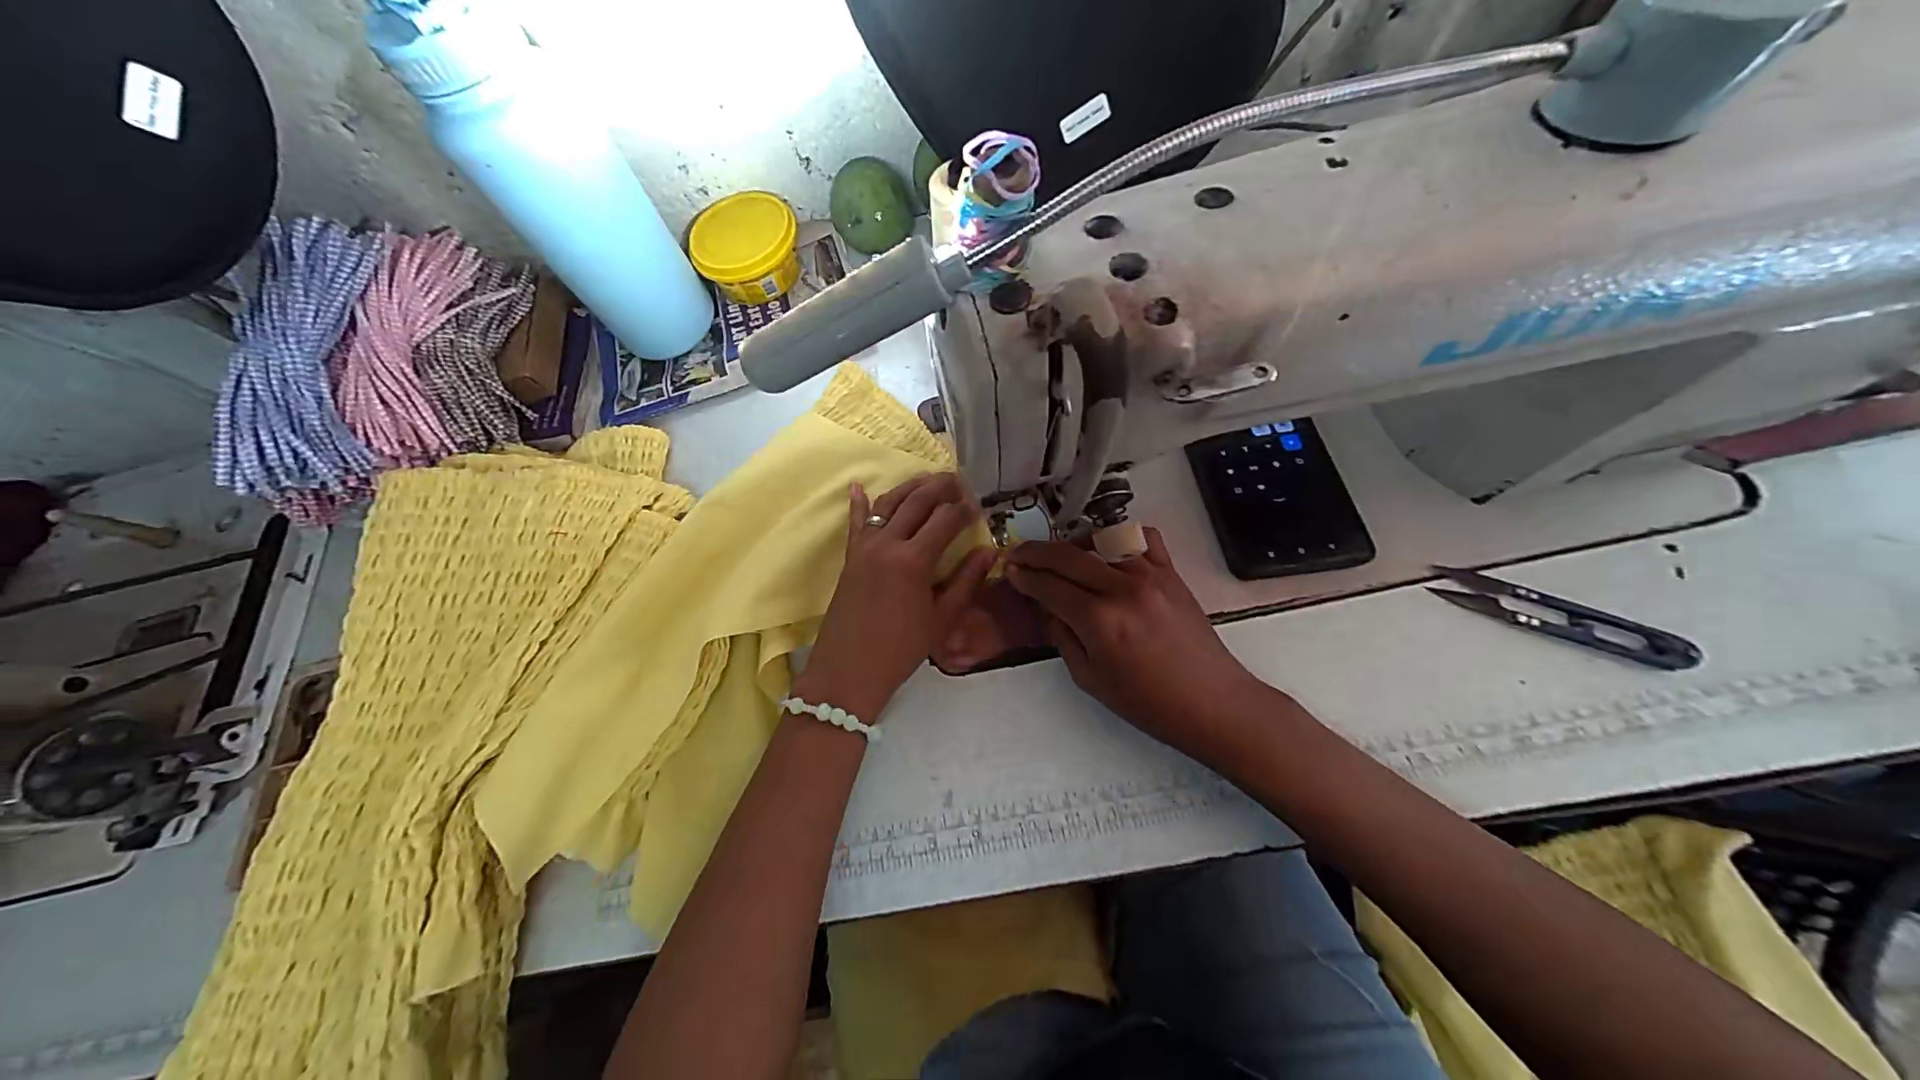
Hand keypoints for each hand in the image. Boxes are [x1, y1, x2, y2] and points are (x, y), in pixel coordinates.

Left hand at [798, 474, 994, 721]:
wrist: (849, 671)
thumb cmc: (901, 649)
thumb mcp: (942, 619)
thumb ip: (966, 581)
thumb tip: (990, 552)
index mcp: (914, 560)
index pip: (946, 520)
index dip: (965, 510)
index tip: (980, 507)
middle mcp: (888, 544)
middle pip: (917, 502)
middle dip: (941, 487)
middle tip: (959, 481)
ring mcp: (865, 548)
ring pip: (888, 504)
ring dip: (909, 487)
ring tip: (929, 478)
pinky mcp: (849, 557)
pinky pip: (855, 522)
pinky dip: (858, 503)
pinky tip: (858, 486)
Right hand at [1005, 528, 1272, 763]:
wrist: (1210, 702)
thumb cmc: (1148, 702)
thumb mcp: (1089, 678)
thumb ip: (1061, 636)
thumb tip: (1045, 606)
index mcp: (1099, 620)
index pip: (1048, 585)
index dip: (1024, 576)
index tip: (1010, 571)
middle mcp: (1122, 589)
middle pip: (1067, 555)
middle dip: (1036, 552)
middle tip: (1019, 554)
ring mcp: (1150, 576)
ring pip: (1100, 539)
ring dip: (1072, 543)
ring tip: (1060, 556)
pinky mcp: (1171, 573)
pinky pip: (1141, 537)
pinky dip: (1119, 537)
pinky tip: (1108, 551)